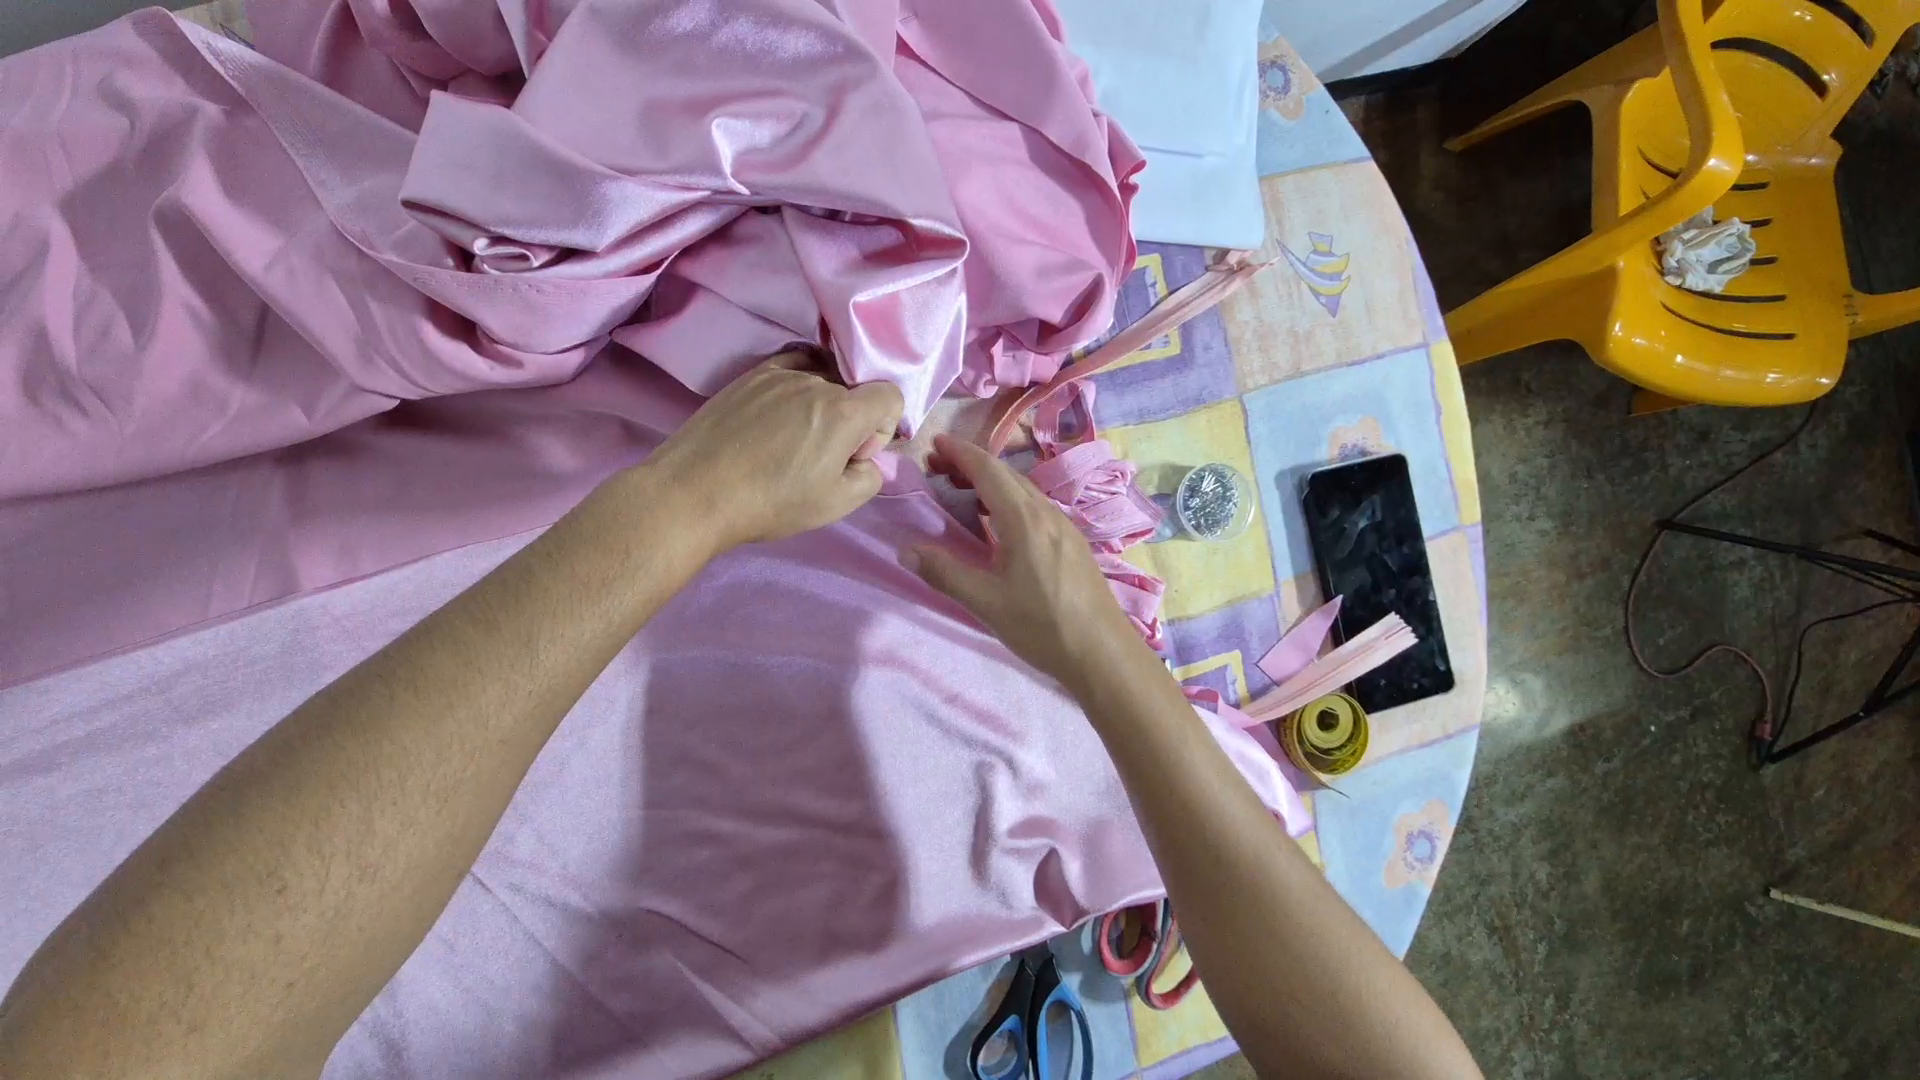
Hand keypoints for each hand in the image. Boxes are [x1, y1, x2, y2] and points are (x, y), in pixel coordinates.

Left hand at [644, 349, 904, 554]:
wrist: (695, 493)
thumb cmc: (771, 503)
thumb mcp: (837, 505)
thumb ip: (871, 476)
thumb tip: (866, 458)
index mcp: (844, 412)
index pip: (891, 395)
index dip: (883, 427)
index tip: (855, 456)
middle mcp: (816, 381)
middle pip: (855, 390)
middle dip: (852, 419)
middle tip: (823, 455)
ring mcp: (780, 373)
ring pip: (824, 379)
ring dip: (822, 405)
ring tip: (793, 439)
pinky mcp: (751, 376)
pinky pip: (793, 367)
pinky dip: (799, 384)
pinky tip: (781, 412)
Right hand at [905, 434, 1146, 693]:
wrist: (1103, 653)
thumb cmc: (1043, 627)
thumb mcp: (986, 603)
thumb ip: (944, 573)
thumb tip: (905, 549)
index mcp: (1025, 519)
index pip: (988, 470)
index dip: (960, 453)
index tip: (934, 445)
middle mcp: (1048, 514)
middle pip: (1006, 475)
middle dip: (971, 465)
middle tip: (938, 469)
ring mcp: (1065, 528)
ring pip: (1023, 491)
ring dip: (991, 483)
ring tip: (963, 492)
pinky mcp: (1073, 544)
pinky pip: (1036, 508)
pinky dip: (1009, 501)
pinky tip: (999, 523)